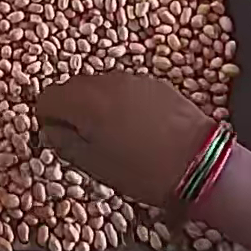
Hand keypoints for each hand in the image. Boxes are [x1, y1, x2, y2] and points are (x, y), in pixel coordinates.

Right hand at [35, 72, 215, 211]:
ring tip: (114, 134)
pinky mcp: (155, 83)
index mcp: (83, 101)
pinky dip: (121, 102)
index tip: (58, 137)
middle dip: (71, 109)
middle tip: (85, 139)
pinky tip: (137, 127)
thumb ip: (63, 143)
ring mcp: (131, 79)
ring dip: (96, 105)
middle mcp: (104, 81)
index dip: (47, 118)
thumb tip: (50, 131)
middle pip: (71, 88)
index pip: (46, 97)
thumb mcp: (93, 165)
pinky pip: (124, 88)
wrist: (204, 165)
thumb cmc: (142, 170)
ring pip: (99, 87)